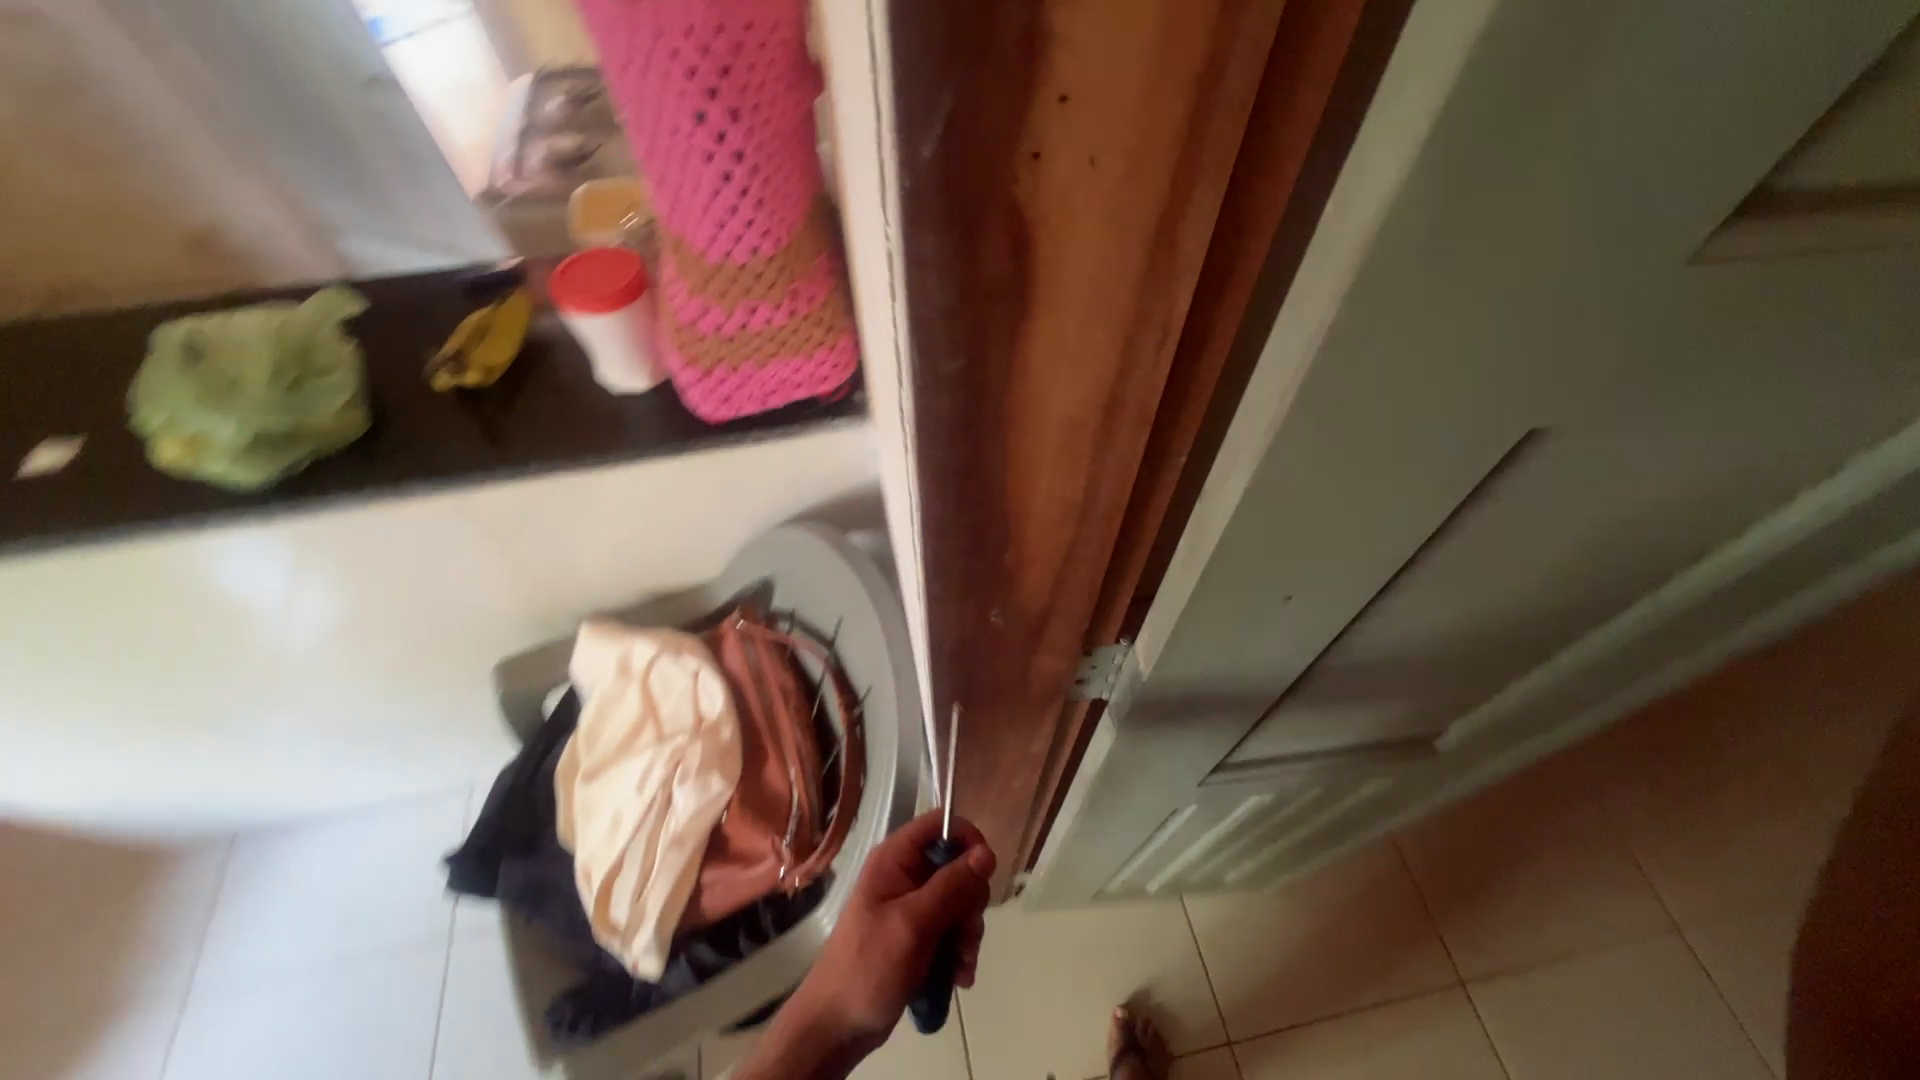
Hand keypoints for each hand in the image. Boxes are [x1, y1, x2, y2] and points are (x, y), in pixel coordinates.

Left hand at [737, 811, 995, 1078]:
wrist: (837, 1027)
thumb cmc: (868, 967)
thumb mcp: (914, 923)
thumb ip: (951, 886)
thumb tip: (987, 852)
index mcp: (895, 859)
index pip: (939, 823)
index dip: (967, 839)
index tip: (985, 872)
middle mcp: (904, 875)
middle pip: (957, 866)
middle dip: (970, 902)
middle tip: (965, 933)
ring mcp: (910, 907)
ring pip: (959, 902)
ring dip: (967, 933)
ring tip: (961, 965)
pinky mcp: (917, 936)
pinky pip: (951, 930)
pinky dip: (960, 951)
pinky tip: (958, 977)